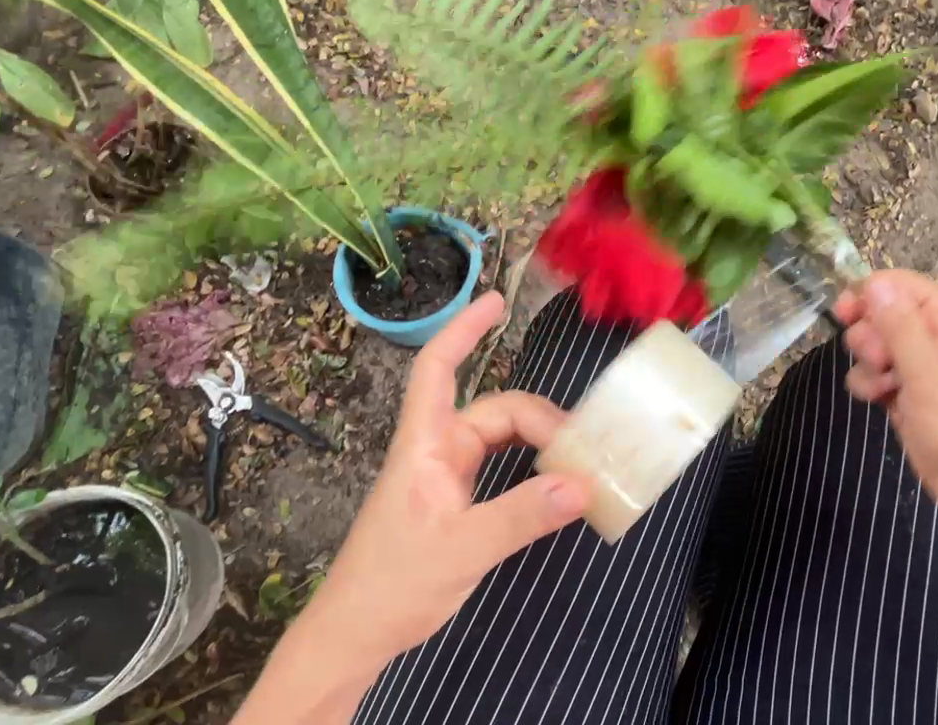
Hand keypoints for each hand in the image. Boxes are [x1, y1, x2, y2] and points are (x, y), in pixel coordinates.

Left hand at [253, 293, 590, 709]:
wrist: (354, 637)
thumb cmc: (392, 585)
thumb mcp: (463, 550)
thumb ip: (522, 515)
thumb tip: (582, 485)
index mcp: (426, 444)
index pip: (438, 368)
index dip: (464, 328)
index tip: (497, 301)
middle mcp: (437, 450)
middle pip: (494, 409)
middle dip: (538, 420)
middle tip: (581, 449)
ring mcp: (447, 475)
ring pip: (500, 438)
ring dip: (537, 442)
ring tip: (577, 458)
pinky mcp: (456, 501)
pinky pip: (502, 468)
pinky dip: (530, 468)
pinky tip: (555, 481)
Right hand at [834, 271, 937, 516]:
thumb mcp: (929, 372)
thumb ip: (898, 325)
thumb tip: (873, 283)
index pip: (903, 286)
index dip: (870, 293)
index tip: (843, 312)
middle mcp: (937, 339)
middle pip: (884, 314)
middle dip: (870, 335)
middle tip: (878, 360)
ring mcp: (923, 369)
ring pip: (876, 346)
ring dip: (868, 363)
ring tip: (882, 387)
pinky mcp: (909, 396)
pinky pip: (876, 375)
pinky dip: (870, 384)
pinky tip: (878, 401)